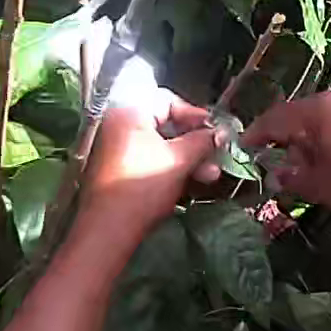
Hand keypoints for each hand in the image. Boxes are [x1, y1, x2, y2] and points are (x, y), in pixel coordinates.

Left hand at [80, 89, 221, 239]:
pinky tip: (193, 181)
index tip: (216, 130)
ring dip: (189, 158)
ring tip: (211, 175)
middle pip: (166, 124)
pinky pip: (151, 159)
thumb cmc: (143, 187)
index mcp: (129, 113)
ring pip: (162, 145)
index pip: (168, 101)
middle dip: (196, 141)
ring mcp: (118, 149)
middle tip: (218, 154)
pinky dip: (172, 167)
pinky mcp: (120, 170)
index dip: (196, 115)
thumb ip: (203, 141)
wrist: (108, 230)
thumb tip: (222, 132)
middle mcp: (120, 125)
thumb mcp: (180, 160)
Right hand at [243, 85, 330, 227]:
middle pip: (302, 115)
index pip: (276, 117)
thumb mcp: (329, 188)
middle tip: (283, 171)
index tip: (244, 151)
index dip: (257, 135)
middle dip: (289, 141)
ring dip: (315, 141)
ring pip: (327, 117)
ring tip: (316, 171)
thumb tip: (276, 172)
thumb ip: (296, 177)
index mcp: (321, 109)